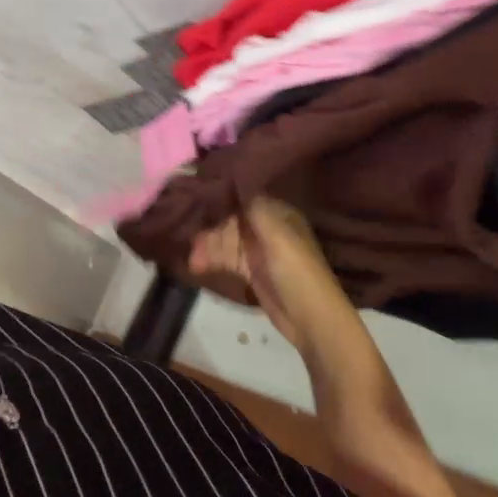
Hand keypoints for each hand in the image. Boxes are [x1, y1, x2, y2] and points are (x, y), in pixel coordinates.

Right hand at [188, 196, 348, 348]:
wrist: (311, 322)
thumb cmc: (297, 272)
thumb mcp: (277, 235)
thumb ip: (253, 206)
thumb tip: (230, 174)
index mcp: (277, 214)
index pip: (241, 196)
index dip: (217, 195)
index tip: (191, 193)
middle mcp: (265, 227)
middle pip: (228, 218)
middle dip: (207, 226)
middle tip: (186, 233)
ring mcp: (256, 249)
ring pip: (223, 239)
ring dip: (205, 246)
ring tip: (192, 259)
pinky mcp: (249, 269)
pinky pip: (224, 257)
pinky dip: (209, 259)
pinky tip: (196, 265)